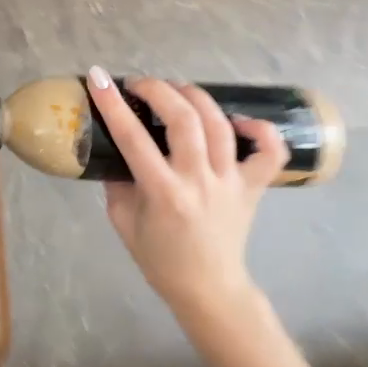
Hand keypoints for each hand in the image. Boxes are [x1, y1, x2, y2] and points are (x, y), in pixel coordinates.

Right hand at [89, 67, 287, 318]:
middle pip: (183, 120)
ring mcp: (231, 183)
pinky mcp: (253, 187)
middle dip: (158, 90)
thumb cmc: (159, 257)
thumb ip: (118, 180)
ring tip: (176, 89)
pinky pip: (269, 152)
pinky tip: (238, 119)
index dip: (112, 103)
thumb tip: (116, 145)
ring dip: (195, 97)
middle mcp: (199, 182)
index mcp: (163, 193)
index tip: (98, 77)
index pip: (132, 138)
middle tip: (139, 84)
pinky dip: (261, 129)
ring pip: (219, 125)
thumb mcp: (123, 219)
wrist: (208, 289)